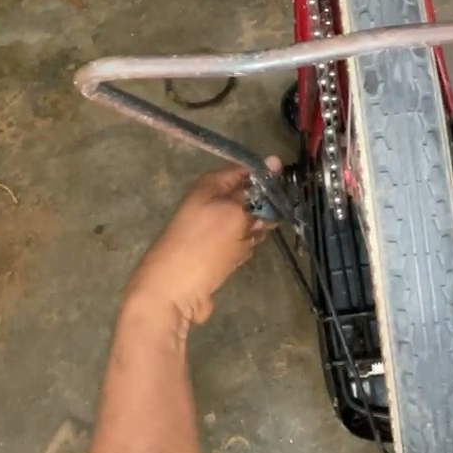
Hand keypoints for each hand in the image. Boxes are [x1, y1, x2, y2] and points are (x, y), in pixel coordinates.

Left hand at [124, 163, 272, 331]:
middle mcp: (209, 202)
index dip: (266, 178)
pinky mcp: (212, 251)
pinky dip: (240, 251)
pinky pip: (238, 243)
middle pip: (248, 198)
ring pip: (246, 223)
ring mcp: (210, 228)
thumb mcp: (233, 213)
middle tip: (256, 226)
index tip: (282, 191)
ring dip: (250, 234)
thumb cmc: (202, 247)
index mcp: (210, 185)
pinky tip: (235, 260)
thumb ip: (255, 191)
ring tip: (241, 246)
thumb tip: (275, 159)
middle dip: (258, 212)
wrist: (170, 293)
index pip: (246, 170)